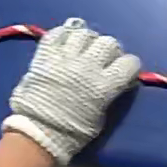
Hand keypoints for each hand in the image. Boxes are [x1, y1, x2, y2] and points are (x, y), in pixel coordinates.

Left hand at [1, 18, 140, 163]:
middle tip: (101, 60)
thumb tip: (115, 83)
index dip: (128, 66)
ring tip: (81, 49)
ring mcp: (65, 58)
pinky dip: (62, 34)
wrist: (37, 132)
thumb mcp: (99, 118)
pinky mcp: (45, 55)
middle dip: (108, 51)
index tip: (122, 72)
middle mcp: (87, 66)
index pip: (129, 62)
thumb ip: (108, 95)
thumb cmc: (71, 133)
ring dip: (86, 39)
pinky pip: (56, 33)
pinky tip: (63, 41)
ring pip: (83, 33)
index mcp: (104, 85)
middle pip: (108, 43)